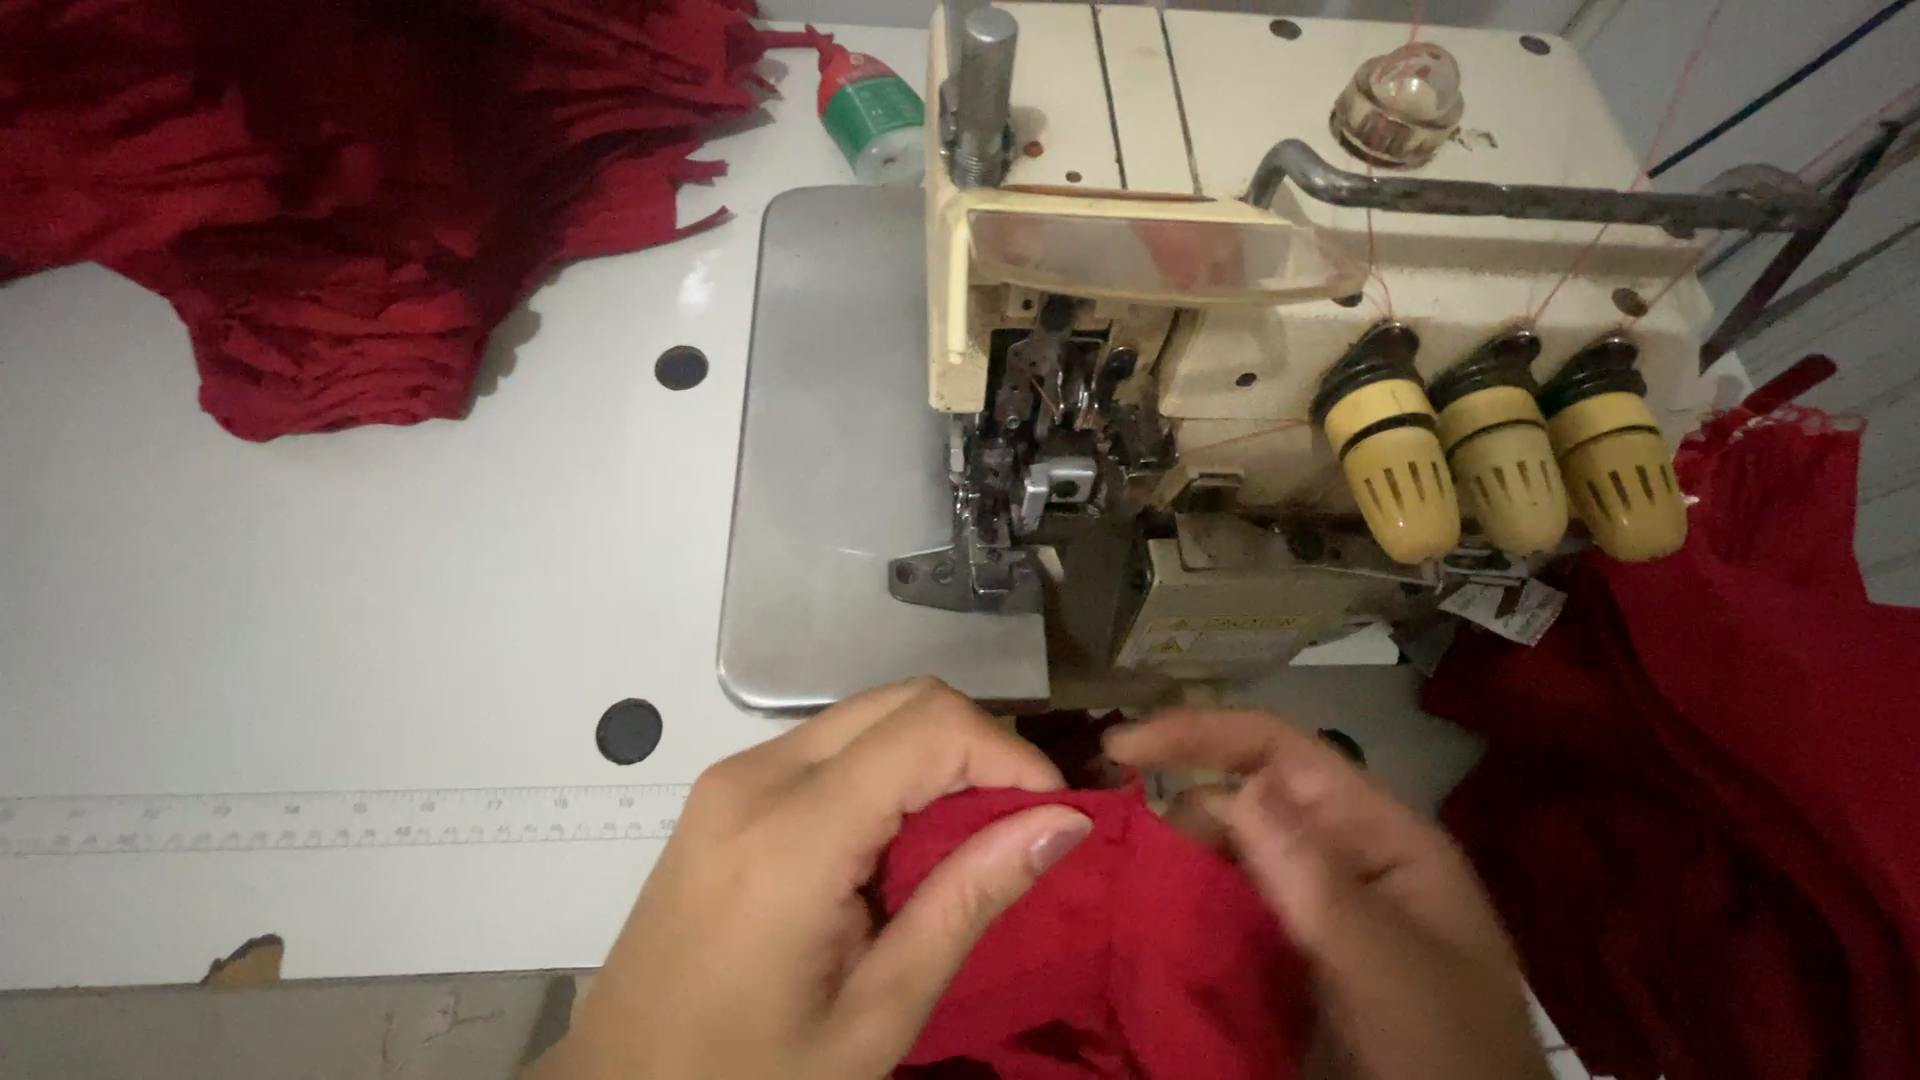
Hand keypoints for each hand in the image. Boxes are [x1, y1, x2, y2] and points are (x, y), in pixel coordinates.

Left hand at [529, 678, 1092, 1079]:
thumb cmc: (751, 1078)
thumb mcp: (879, 1012)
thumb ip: (970, 899)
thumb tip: (1065, 822)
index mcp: (793, 836)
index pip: (930, 727)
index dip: (1010, 755)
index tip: (1053, 813)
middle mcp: (757, 774)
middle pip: (905, 699)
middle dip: (979, 746)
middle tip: (1014, 824)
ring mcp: (735, 771)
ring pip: (873, 712)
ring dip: (936, 754)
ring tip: (963, 836)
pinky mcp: (729, 783)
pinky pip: (835, 740)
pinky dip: (891, 765)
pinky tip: (899, 835)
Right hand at [1106, 709, 1551, 1079]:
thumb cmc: (1447, 1060)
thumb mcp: (1391, 971)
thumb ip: (1321, 883)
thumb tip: (1246, 787)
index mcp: (1376, 836)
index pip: (1282, 753)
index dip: (1200, 734)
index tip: (1118, 748)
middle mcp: (1337, 858)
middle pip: (1238, 806)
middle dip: (1180, 822)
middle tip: (1125, 867)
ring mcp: (1307, 910)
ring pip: (1218, 860)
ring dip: (1172, 872)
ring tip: (1129, 903)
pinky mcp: (1280, 958)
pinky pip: (1216, 915)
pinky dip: (1179, 916)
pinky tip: (1148, 935)